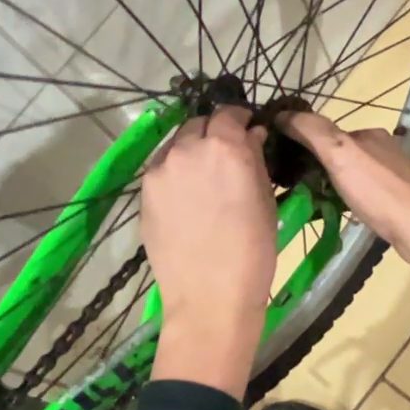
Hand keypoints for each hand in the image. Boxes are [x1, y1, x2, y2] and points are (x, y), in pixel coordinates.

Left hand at [141, 106, 276, 395]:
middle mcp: (187, 148)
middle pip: (198, 124)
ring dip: (192, 150)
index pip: (229, 113)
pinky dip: (175, 172)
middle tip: (227, 155)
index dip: (240, 119)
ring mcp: (159, 170)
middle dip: (214, 133)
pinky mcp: (144, 192)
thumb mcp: (265, 200)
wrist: (210, 296)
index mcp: (225, 146)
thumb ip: (255, 161)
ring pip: (176, 145)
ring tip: (205, 177)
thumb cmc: (253, 251)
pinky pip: (162, 169)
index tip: (249, 130)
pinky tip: (188, 197)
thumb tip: (251, 137)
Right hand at [280, 111, 409, 314]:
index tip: (286, 163)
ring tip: (319, 205)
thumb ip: (312, 130)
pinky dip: (351, 200)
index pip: (327, 132)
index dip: (305, 144)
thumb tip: (282, 113)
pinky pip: (366, 193)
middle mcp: (384, 149)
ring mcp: (394, 174)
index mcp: (369, 133)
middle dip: (320, 168)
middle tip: (300, 189)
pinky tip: (346, 214)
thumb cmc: (378, 190)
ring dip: (334, 185)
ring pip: (353, 175)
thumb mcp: (339, 153)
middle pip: (340, 154)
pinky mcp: (399, 198)